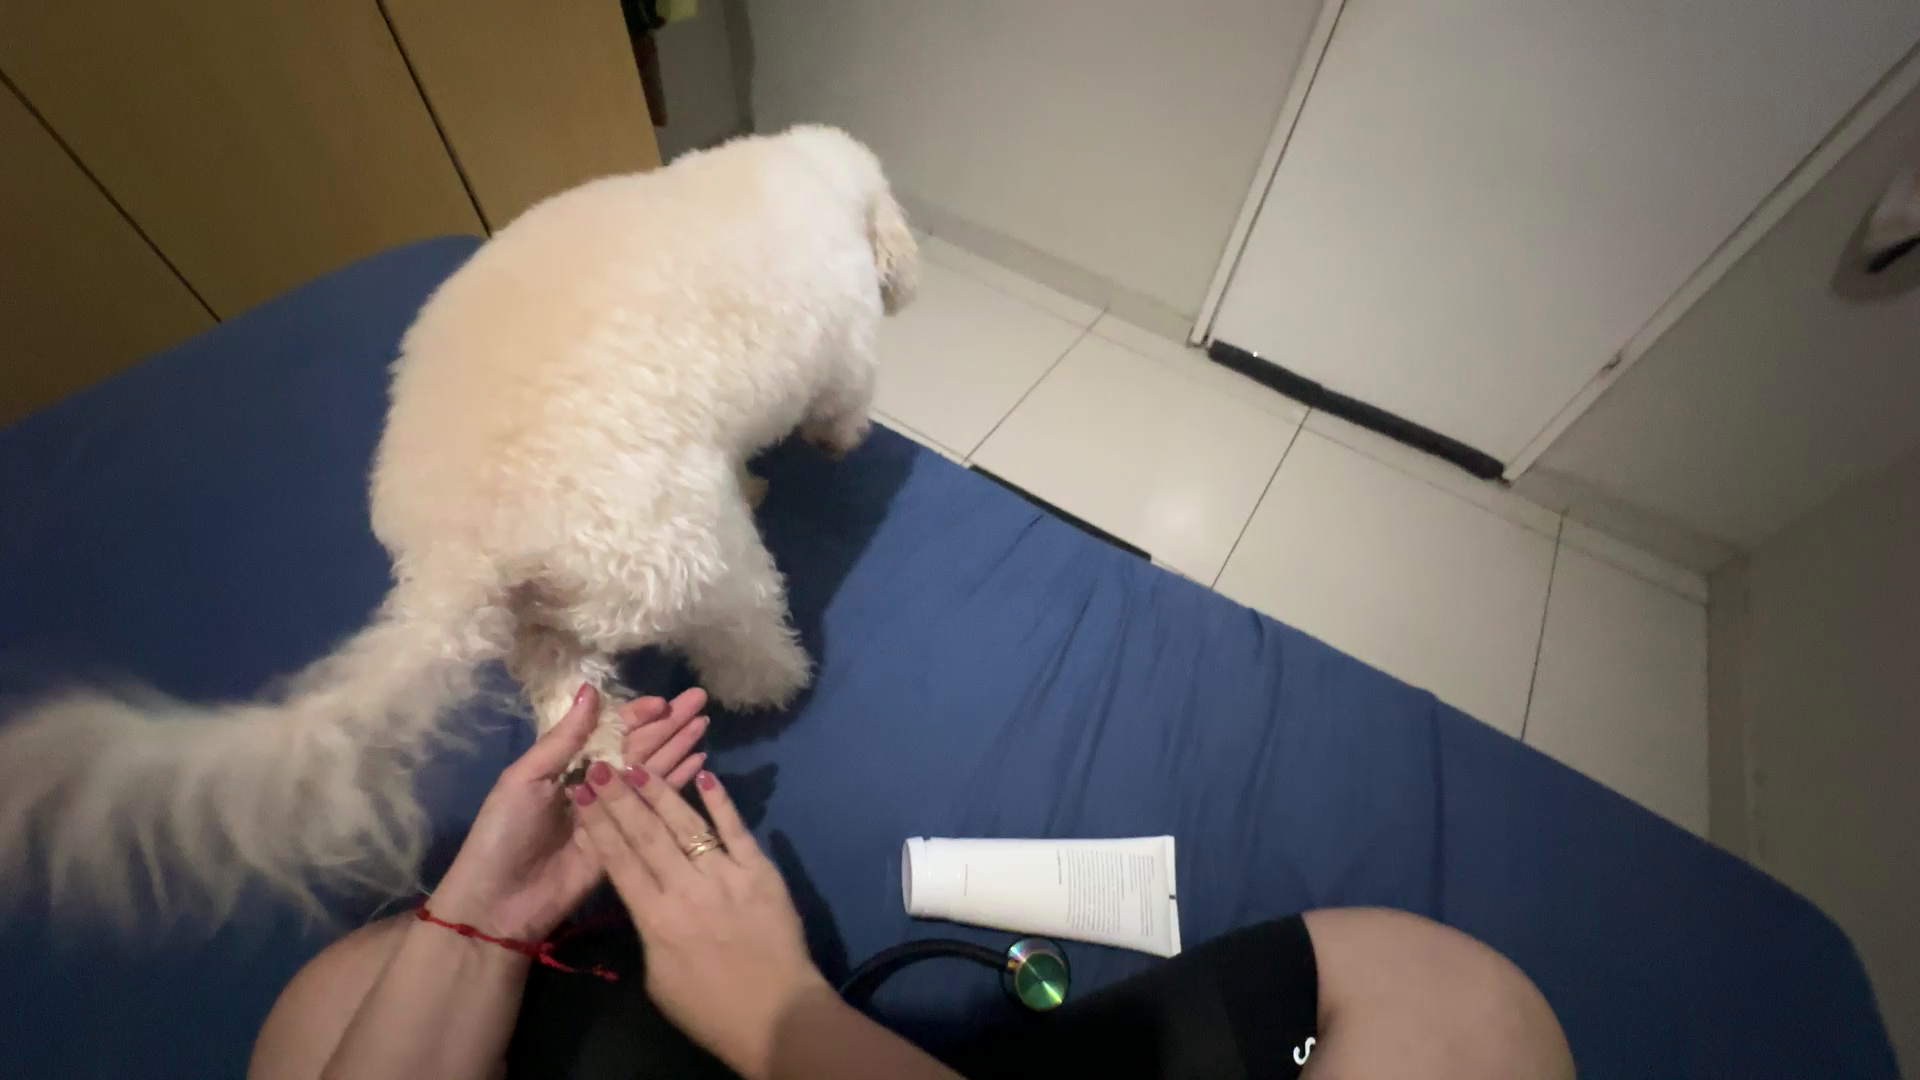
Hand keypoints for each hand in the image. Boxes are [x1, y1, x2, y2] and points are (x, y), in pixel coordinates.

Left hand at [429, 684, 710, 940]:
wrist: (500, 902)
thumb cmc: (505, 833)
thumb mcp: (526, 779)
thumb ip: (564, 737)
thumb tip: (591, 689)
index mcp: (571, 761)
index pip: (613, 729)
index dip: (638, 714)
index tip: (663, 702)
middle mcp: (598, 779)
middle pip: (641, 743)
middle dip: (670, 720)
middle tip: (700, 698)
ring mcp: (617, 806)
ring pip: (655, 766)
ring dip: (680, 744)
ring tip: (704, 722)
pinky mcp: (631, 834)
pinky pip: (658, 800)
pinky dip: (679, 779)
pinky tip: (699, 761)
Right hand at [575, 760, 826, 1079]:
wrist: (775, 1012)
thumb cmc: (709, 1006)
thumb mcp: (658, 976)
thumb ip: (650, 928)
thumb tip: (645, 892)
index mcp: (656, 921)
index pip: (620, 863)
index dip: (600, 826)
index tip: (584, 795)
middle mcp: (687, 889)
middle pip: (647, 835)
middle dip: (621, 798)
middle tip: (601, 766)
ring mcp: (727, 874)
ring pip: (687, 825)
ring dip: (661, 793)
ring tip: (639, 766)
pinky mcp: (760, 869)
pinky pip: (737, 829)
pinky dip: (721, 802)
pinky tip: (705, 774)